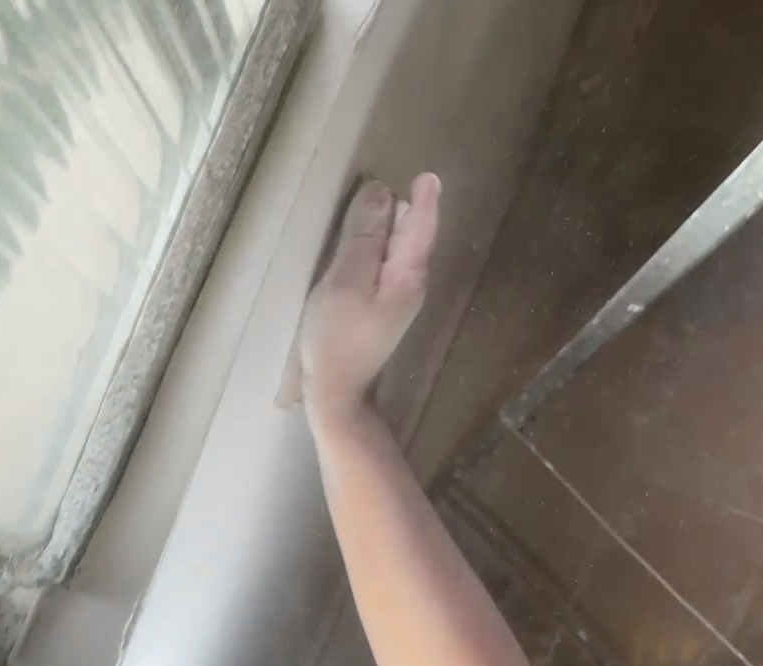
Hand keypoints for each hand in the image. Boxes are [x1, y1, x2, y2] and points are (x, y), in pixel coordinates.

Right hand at [299, 173, 441, 420]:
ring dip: (386, 229)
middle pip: (412, 233)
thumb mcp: (345, 282)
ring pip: (399, 250)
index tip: (426, 174)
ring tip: (367, 209)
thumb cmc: (336, 338)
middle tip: (378, 188)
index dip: (423, 197)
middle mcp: (412, 283)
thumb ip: (364, 238)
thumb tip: (381, 191)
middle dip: (400, 209)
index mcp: (408, 274)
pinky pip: (386, 266)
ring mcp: (399, 299)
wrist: (337, 393)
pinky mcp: (383, 309)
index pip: (421, 224)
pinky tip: (360, 248)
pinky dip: (377, 250)